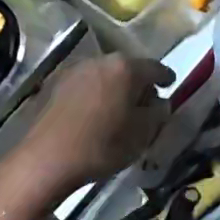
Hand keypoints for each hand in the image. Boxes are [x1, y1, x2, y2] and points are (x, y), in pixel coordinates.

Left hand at [14, 54, 173, 194]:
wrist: (48, 159)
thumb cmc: (103, 146)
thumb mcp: (142, 134)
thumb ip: (158, 114)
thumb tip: (160, 103)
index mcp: (126, 68)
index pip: (155, 68)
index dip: (166, 78)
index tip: (171, 85)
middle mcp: (100, 61)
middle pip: (128, 69)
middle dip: (139, 84)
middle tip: (146, 103)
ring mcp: (75, 70)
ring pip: (106, 76)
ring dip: (116, 89)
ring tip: (121, 111)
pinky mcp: (56, 85)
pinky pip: (87, 86)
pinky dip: (98, 95)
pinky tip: (98, 114)